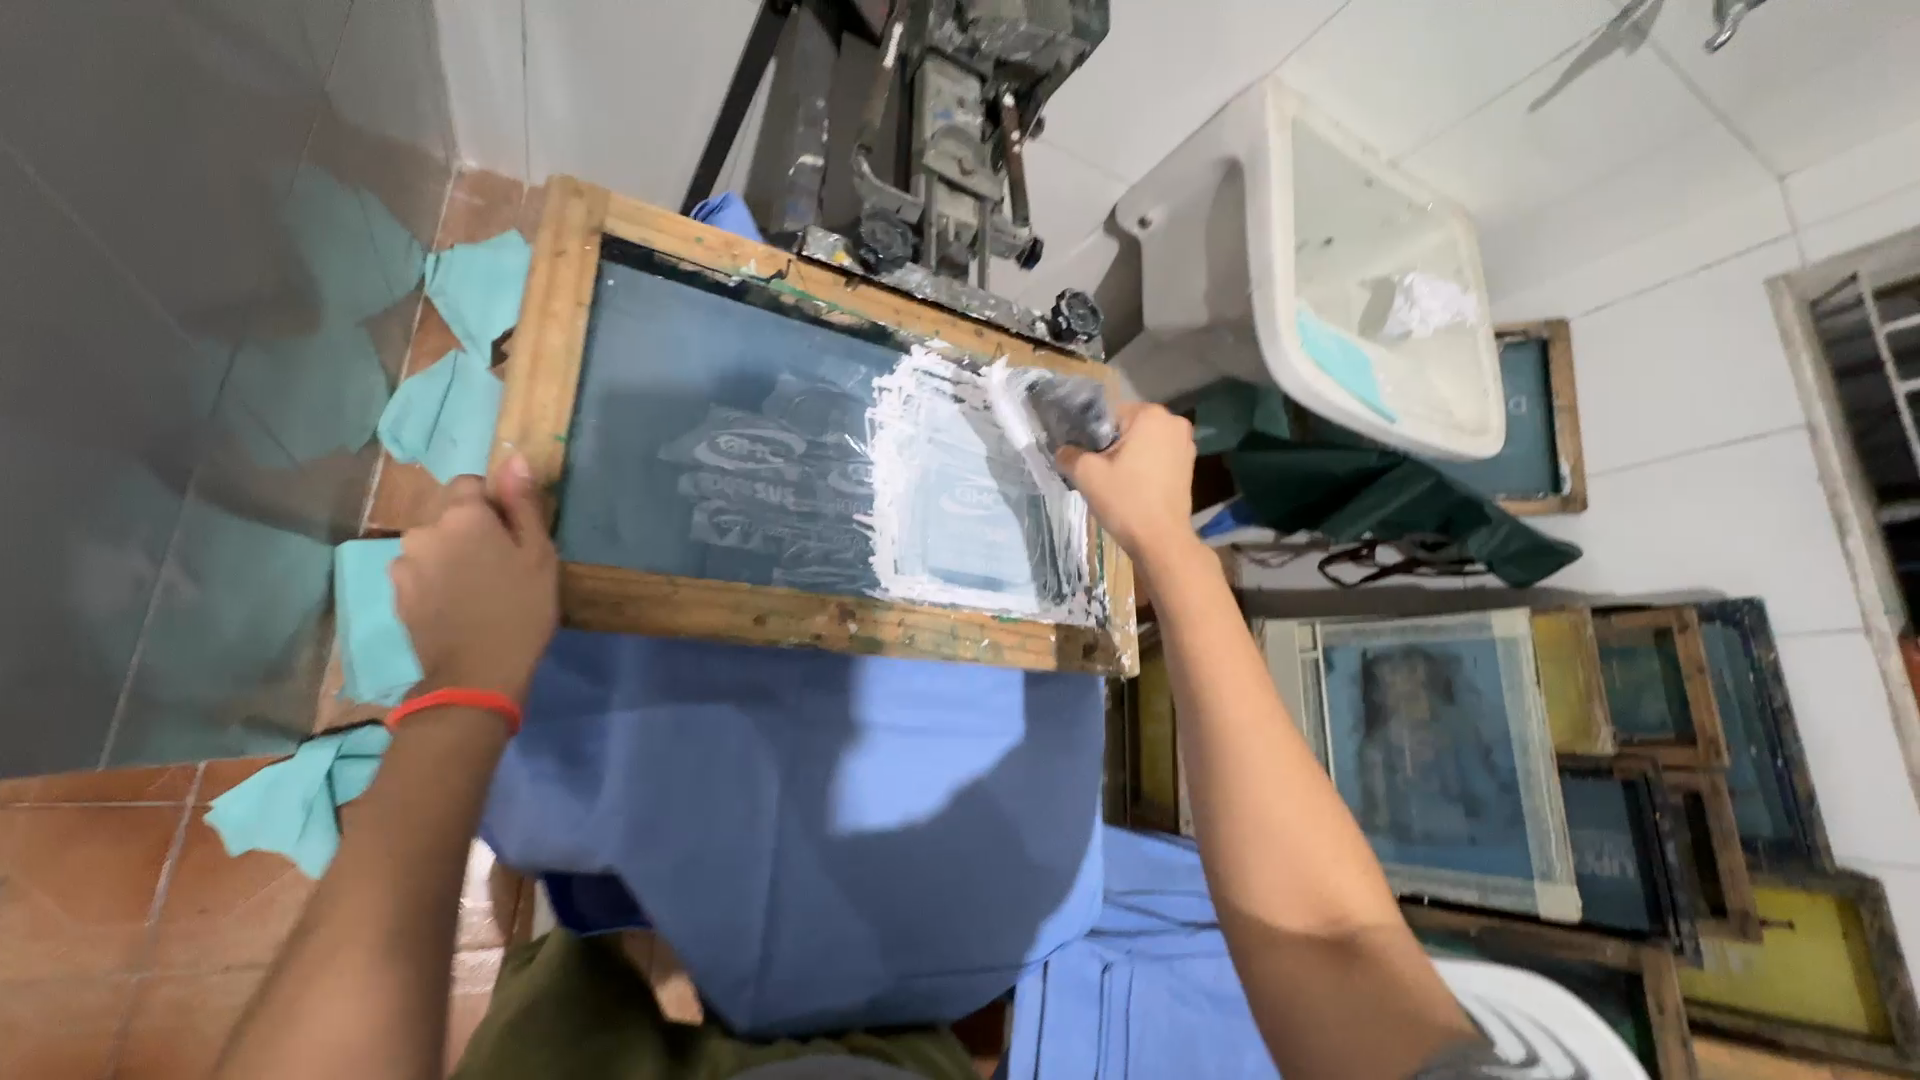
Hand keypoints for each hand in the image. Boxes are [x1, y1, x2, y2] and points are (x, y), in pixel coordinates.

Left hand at [391, 455, 559, 701]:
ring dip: (452, 555)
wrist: (476, 672)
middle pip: (450, 515)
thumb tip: (515, 457)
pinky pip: (421, 570)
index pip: (472, 484)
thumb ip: (523, 503)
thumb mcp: (538, 553)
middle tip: (502, 566)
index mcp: (462, 514)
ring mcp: (404, 562)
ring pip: (434, 544)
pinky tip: (457, 605)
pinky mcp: (396, 592)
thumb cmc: (520, 608)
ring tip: (478, 589)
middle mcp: (424, 529)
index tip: (513, 534)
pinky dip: (437, 579)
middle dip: (471, 530)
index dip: (495, 504)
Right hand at [1056, 402, 1197, 563]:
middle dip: (1111, 446)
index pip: (1108, 415)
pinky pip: (1157, 457)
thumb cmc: (1125, 500)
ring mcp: (1185, 444)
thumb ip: (1068, 454)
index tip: (1086, 459)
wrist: (1161, 540)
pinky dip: (1143, 467)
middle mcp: (1173, 422)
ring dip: (1127, 457)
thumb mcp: (1086, 474)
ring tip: (1115, 482)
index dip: (1092, 436)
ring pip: (1143, 443)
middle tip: (1098, 472)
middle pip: (1127, 428)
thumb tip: (1062, 451)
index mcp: (1150, 414)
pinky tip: (1133, 487)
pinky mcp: (1189, 465)